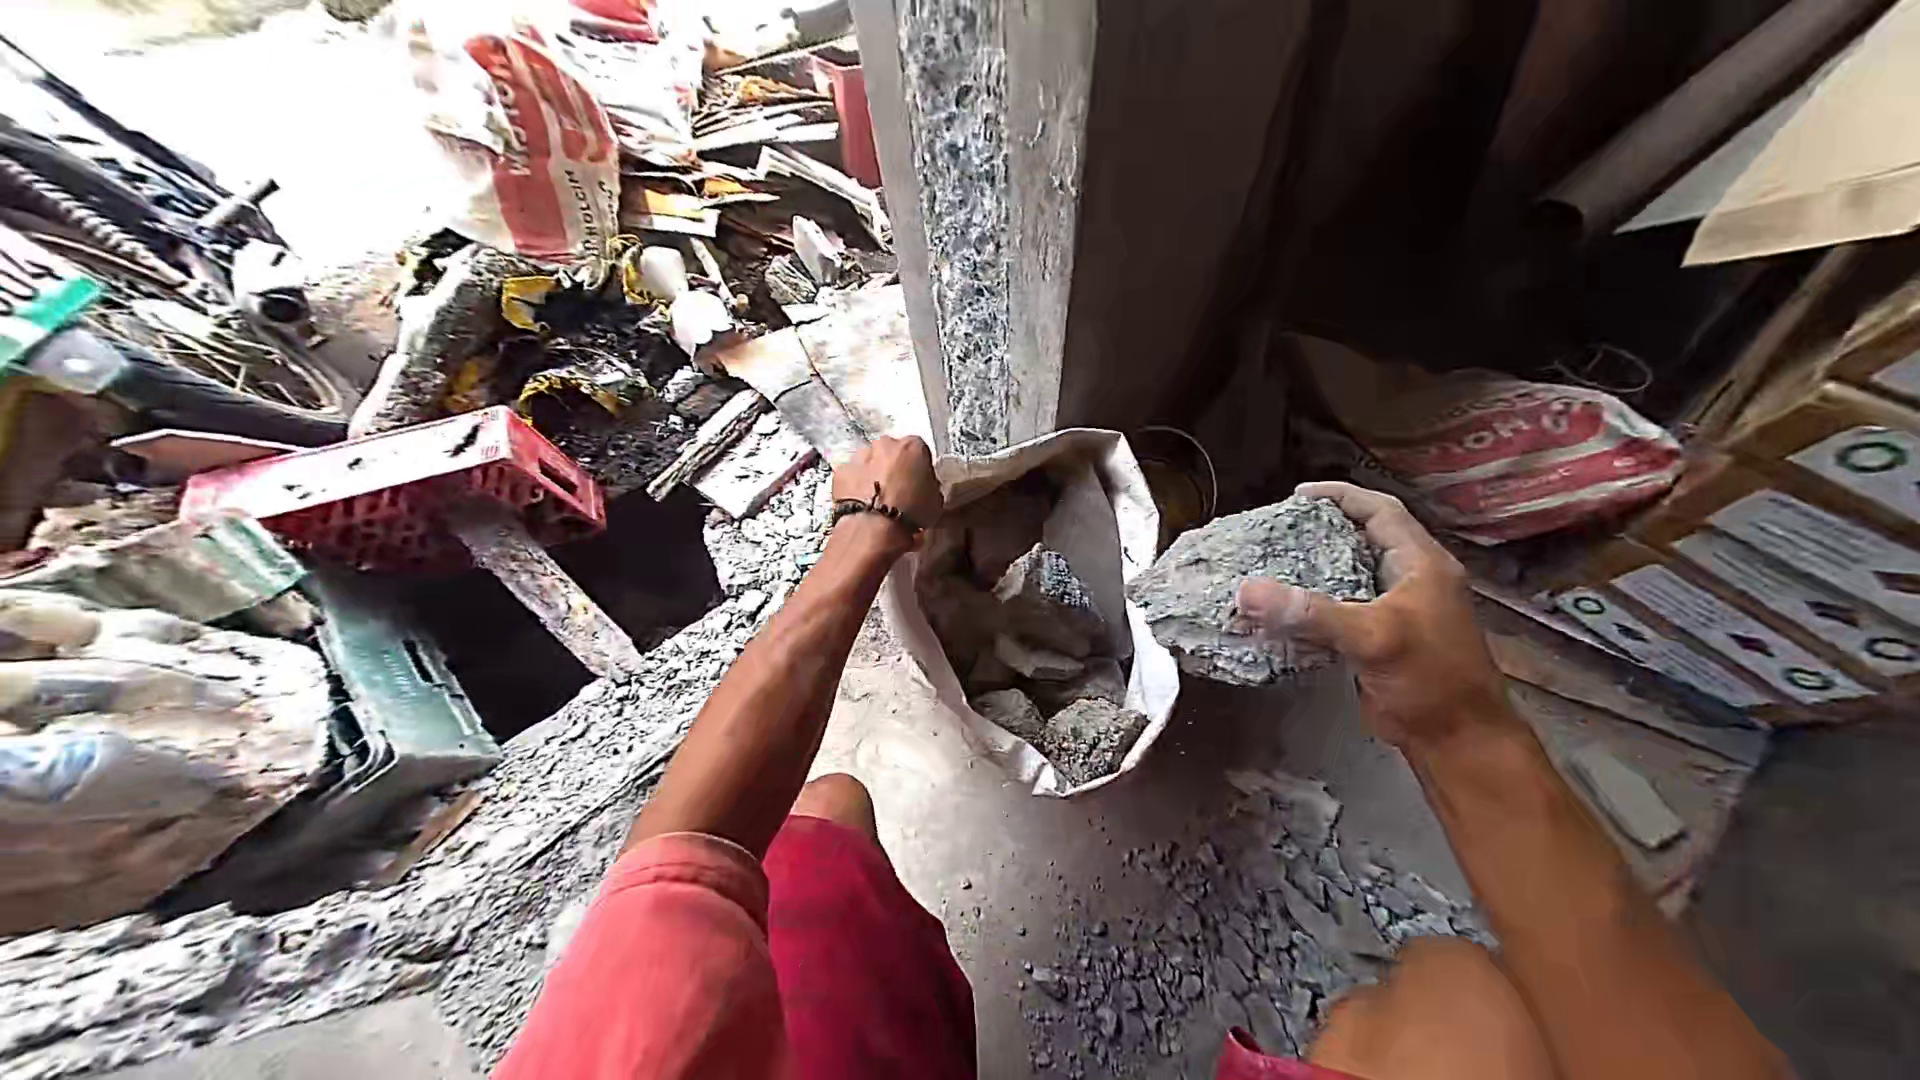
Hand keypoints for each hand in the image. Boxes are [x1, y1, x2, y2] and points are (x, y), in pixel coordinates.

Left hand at [831, 436, 942, 541]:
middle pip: (891, 452)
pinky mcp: (840, 471)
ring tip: (877, 499)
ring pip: (869, 461)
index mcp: (913, 446)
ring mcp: (860, 456)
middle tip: (897, 490)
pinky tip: (860, 503)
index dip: (919, 467)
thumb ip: (929, 485)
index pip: (919, 450)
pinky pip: (852, 476)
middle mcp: (885, 444)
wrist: (874, 528)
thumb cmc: (912, 513)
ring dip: (873, 474)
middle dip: (894, 467)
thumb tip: (923, 486)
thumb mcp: (936, 500)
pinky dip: (855, 486)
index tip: (918, 482)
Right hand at [1235, 482, 1512, 751]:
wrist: (1455, 739)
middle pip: (1360, 538)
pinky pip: (1338, 606)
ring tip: (1270, 559)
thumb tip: (1245, 590)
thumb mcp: (1371, 637)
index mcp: (1421, 565)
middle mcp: (1409, 580)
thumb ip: (1310, 612)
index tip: (1298, 494)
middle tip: (1276, 527)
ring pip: (1346, 574)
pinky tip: (1281, 605)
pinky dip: (1309, 601)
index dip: (1342, 496)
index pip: (1381, 513)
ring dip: (1311, 566)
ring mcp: (1394, 610)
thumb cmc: (1429, 679)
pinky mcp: (1377, 637)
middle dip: (1319, 529)